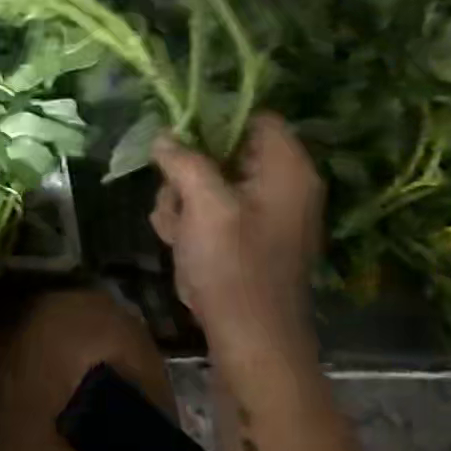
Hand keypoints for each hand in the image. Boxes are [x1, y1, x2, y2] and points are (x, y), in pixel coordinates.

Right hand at [149, 113, 323, 354]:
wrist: (249, 334)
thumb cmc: (234, 265)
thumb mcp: (205, 206)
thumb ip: (184, 161)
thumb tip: (164, 134)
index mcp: (286, 169)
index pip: (255, 117)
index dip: (214, 117)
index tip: (176, 130)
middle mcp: (279, 183)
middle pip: (220, 149)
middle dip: (185, 169)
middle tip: (174, 195)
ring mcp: (260, 209)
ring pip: (202, 179)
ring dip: (179, 199)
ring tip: (177, 228)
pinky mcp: (242, 231)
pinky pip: (204, 207)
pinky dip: (186, 220)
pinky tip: (180, 242)